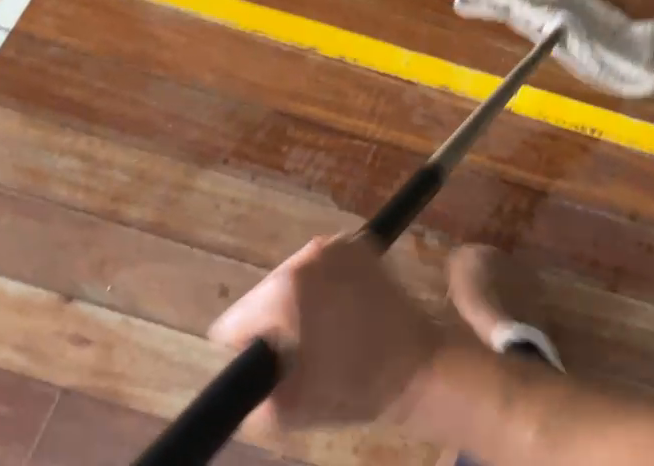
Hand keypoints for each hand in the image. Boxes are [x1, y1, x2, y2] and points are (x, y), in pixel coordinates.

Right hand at [209, 234, 443, 432]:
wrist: (419, 364)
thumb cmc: (355, 388)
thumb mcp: (287, 409)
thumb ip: (246, 399)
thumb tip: (236, 382)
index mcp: (285, 289)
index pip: (234, 323)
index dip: (250, 352)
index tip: (277, 368)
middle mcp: (308, 254)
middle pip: (264, 297)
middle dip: (276, 326)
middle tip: (307, 354)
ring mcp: (337, 244)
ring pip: (291, 281)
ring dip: (299, 307)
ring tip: (328, 336)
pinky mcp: (360, 244)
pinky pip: (320, 269)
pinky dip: (325, 289)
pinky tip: (344, 312)